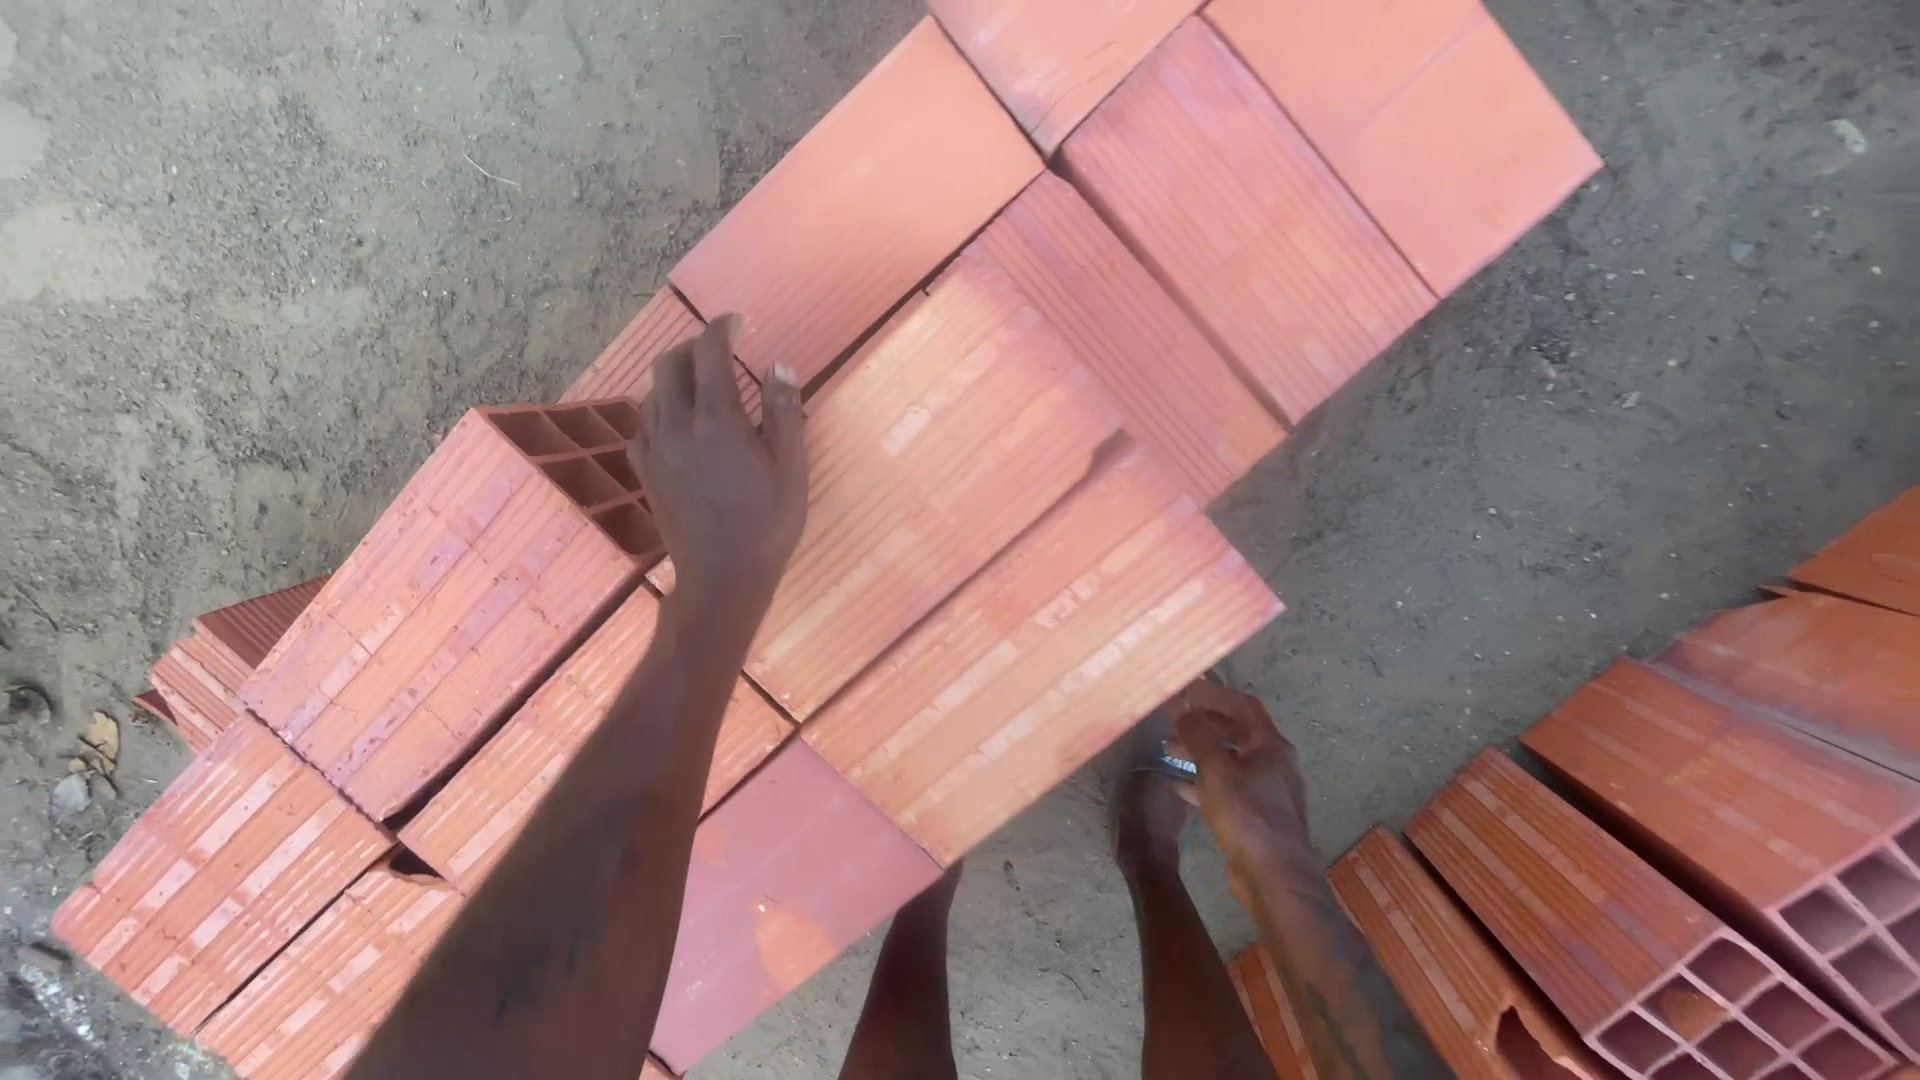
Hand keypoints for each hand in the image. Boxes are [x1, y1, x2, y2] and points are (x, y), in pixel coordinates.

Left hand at [629, 315, 806, 621]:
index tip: (737, 321)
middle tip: (720, 350)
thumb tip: (778, 365)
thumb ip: (784, 411)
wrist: (722, 576)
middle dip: (693, 346)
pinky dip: (661, 410)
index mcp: (717, 418)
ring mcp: (655, 448)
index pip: (709, 351)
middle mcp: (677, 424)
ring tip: (703, 385)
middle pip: (670, 363)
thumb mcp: (791, 468)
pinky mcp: (645, 472)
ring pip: (653, 391)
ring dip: (676, 376)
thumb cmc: (767, 523)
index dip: (721, 328)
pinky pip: (645, 424)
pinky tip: (679, 425)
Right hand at [1167, 681, 1312, 887]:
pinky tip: (1178, 785)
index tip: (1185, 690)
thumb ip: (1198, 734)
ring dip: (1198, 752)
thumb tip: (1182, 705)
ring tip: (1167, 751)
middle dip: (1202, 724)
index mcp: (1270, 747)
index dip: (1214, 694)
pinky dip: (1202, 781)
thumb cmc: (1246, 816)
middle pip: (1235, 732)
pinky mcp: (1255, 816)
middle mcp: (1272, 764)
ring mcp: (1265, 792)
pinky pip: (1226, 788)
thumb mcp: (1216, 769)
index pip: (1243, 706)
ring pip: (1228, 761)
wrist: (1273, 877)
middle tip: (1172, 721)